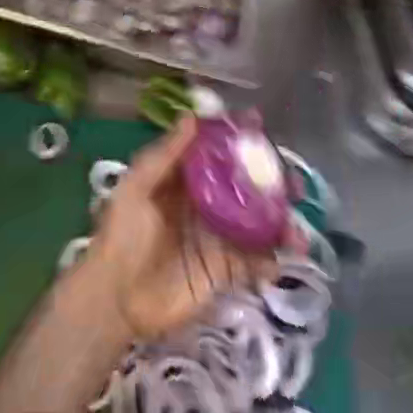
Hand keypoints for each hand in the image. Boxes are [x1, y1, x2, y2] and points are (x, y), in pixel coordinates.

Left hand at [85, 117, 278, 339]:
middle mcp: (204, 204)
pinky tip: (285, 255)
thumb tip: (192, 116)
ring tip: (297, 227)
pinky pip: (255, 261)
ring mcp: (216, 238)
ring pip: (256, 223)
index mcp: (183, 180)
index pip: (215, 153)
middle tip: (291, 181)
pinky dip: (274, 258)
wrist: (115, 296)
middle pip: (243, 187)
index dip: (236, 139)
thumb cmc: (122, 233)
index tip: (259, 125)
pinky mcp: (224, 271)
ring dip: (280, 222)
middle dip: (270, 181)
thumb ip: (166, 154)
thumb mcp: (137, 186)